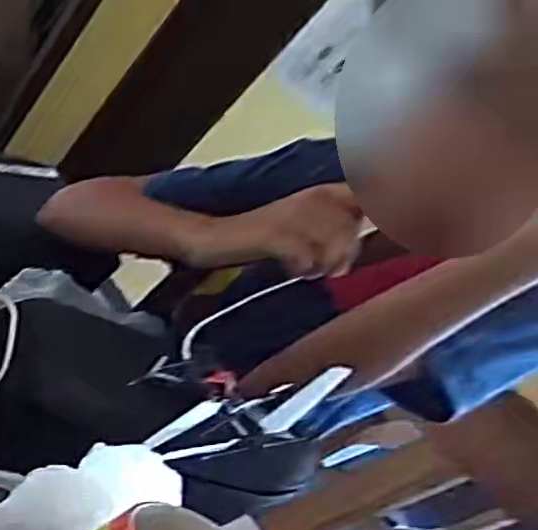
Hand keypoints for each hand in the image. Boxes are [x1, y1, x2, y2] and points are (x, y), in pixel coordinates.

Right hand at [185, 183, 364, 277]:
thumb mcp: (297, 225)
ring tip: (314, 274)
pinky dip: (303, 267)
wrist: (205, 237)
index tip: (379, 240)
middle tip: (336, 270)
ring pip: (332, 240)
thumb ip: (329, 228)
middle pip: (353, 226)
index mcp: (327, 193)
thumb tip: (357, 247)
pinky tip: (296, 273)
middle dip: (349, 251)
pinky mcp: (273, 235)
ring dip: (327, 262)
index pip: (373, 199)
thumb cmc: (250, 236)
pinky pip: (304, 253)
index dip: (386, 217)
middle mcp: (316, 198)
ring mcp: (294, 216)